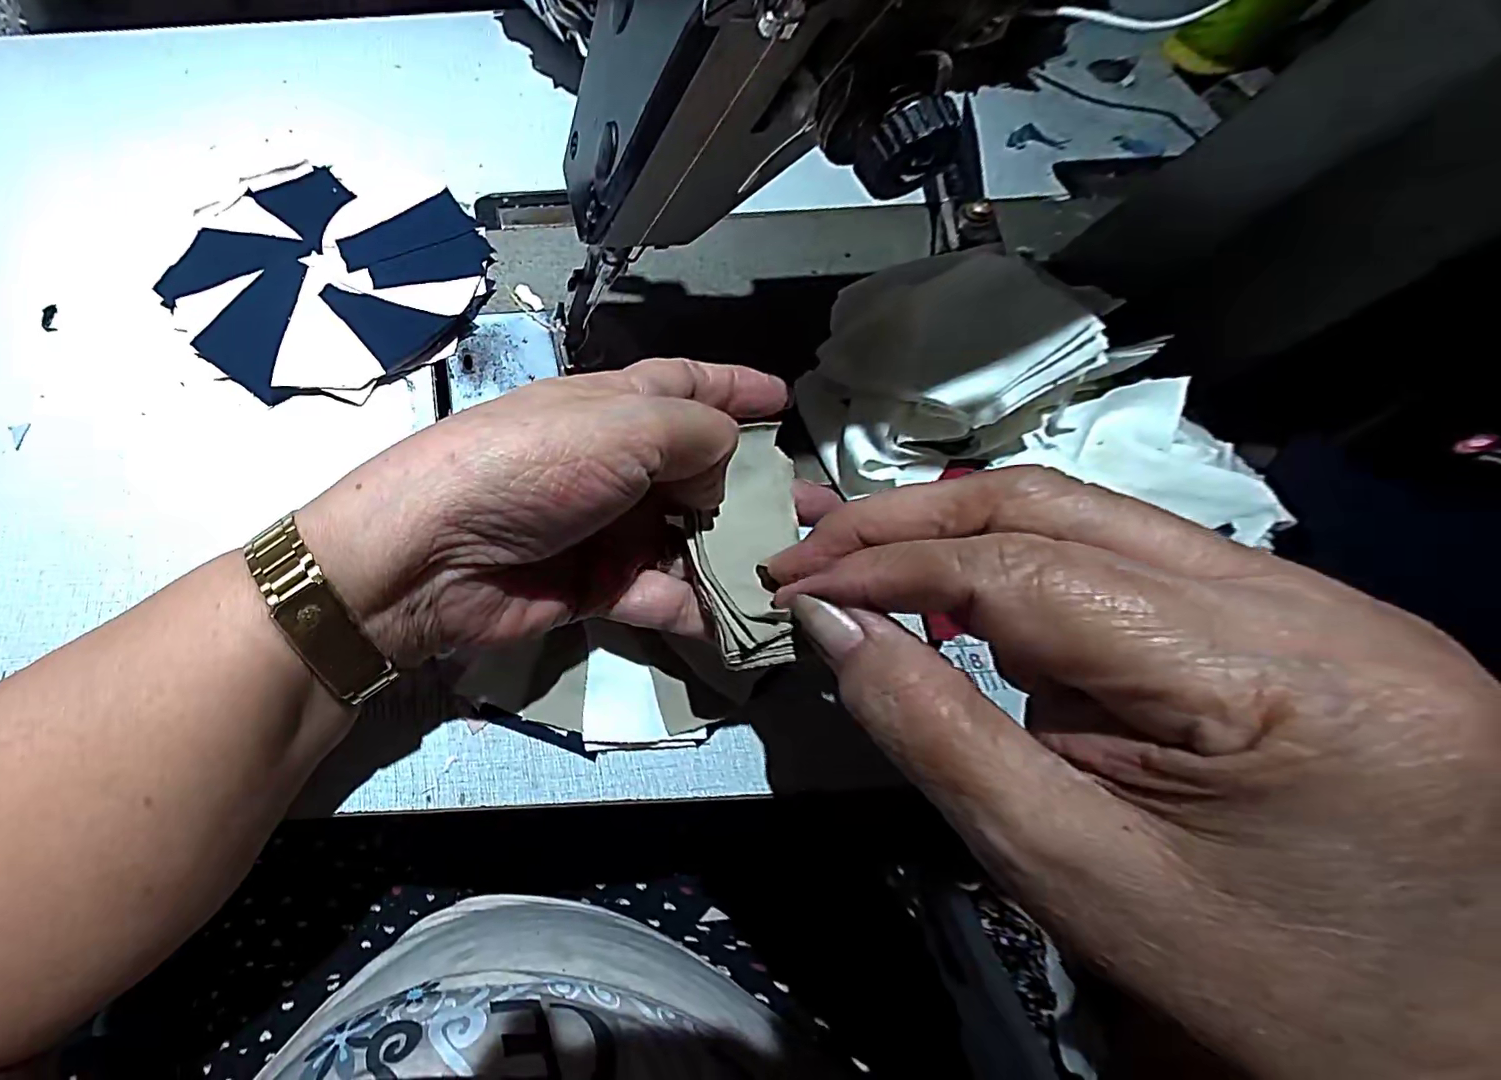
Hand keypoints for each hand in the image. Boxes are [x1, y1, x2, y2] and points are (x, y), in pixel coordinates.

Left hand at [297, 359, 787, 663]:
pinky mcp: (590, 588)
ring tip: (784, 570)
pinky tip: (734, 616)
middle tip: (803, 509)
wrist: (435, 556)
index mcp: (611, 406)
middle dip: (746, 487)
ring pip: (680, 539)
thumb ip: (695, 436)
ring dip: (727, 554)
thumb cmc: (530, 465)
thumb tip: (721, 472)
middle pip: (692, 470)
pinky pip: (655, 593)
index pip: (683, 386)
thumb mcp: (622, 425)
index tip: (781, 400)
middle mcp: (608, 465)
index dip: (732, 388)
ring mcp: (600, 528)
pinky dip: (690, 604)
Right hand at [767, 466, 1500, 1079]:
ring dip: (941, 531)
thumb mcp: (1057, 860)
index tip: (794, 585)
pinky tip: (944, 594)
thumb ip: (927, 724)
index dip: (886, 566)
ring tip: (853, 560)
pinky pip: (1097, 556)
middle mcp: (1305, 602)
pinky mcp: (1267, 618)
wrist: (1443, 1043)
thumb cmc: (1249, 979)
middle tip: (809, 551)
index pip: (1024, 568)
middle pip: (1048, 506)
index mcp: (1279, 674)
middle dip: (901, 521)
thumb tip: (828, 621)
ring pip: (1070, 515)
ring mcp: (1296, 600)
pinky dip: (994, 562)